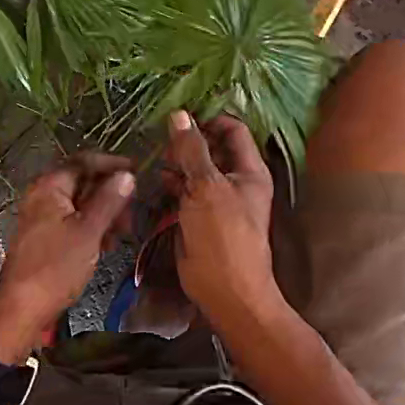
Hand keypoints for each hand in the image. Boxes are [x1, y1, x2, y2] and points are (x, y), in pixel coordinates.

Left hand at [0, 154, 135, 362]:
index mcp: (50, 186)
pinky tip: (104, 244)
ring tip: (121, 233)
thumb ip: (108, 201)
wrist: (22, 308)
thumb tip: (127, 175)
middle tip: (131, 213)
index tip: (137, 172)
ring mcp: (41, 216)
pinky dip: (90, 227)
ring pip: (79, 204)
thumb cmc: (56, 267)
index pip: (84, 161)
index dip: (111, 164)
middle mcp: (42, 195)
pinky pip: (72, 221)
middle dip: (110, 194)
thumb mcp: (88, 232)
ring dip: (103, 213)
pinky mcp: (44, 237)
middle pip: (82, 182)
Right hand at [166, 111, 279, 327]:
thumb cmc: (224, 235)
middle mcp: (235, 181)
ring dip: (176, 163)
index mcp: (249, 170)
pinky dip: (171, 183)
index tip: (181, 120)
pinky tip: (155, 180)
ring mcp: (216, 199)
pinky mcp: (198, 216)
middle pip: (211, 149)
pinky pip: (184, 190)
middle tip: (162, 141)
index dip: (209, 121)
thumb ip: (192, 150)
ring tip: (155, 159)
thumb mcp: (207, 187)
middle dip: (187, 142)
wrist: (225, 290)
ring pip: (194, 169)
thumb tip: (179, 114)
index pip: (233, 130)